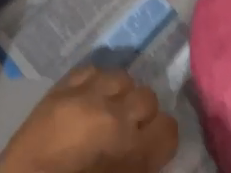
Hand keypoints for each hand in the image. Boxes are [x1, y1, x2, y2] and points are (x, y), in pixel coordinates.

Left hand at [0, 68, 178, 172]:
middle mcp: (115, 115)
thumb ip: (140, 162)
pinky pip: (91, 70)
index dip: (162, 137)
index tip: (151, 145)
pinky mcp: (61, 87)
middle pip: (148, 97)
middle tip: (127, 130)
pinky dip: (94, 82)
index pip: (169, 128)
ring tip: (107, 110)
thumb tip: (147, 146)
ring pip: (122, 78)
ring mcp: (87, 96)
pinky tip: (89, 97)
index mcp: (132, 148)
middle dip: (141, 114)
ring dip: (119, 94)